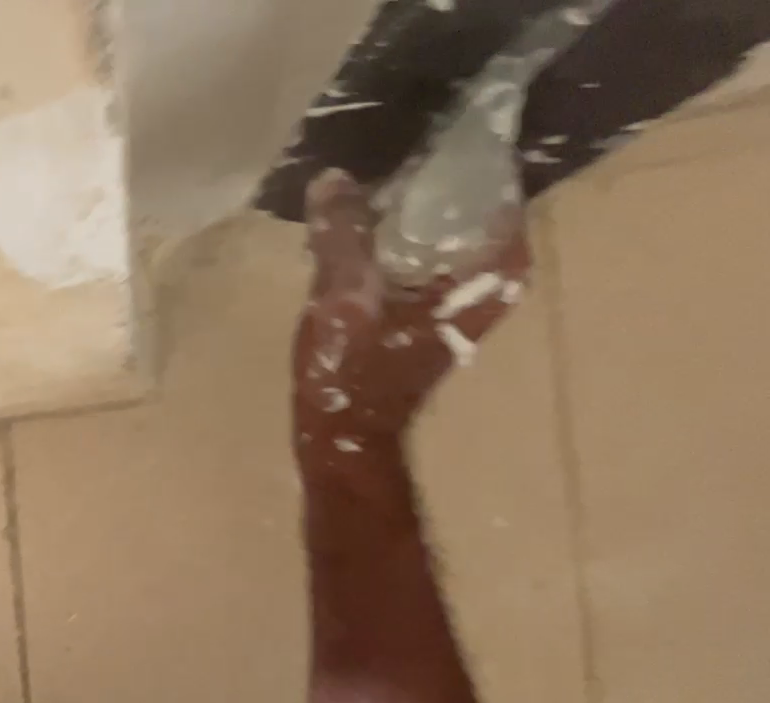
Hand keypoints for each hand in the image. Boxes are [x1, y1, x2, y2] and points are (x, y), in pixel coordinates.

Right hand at [293, 169, 529, 467]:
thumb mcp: (341, 300)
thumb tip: (334, 178)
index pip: (492, 191)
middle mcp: (487, 283)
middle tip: (381, 163)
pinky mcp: (428, 314)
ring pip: (437, 237)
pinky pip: (417, 260)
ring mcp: (458, 300)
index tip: (418, 141)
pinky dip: (392, 247)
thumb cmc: (350, 376)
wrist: (340, 438)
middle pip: (463, 213)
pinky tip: (356, 239)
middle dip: (424, 189)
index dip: (456, 162)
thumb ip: (341, 236)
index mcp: (489, 274)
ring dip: (403, 219)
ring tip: (364, 195)